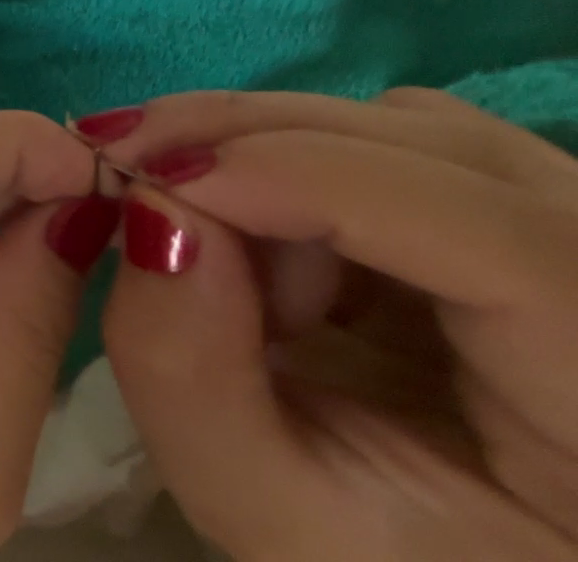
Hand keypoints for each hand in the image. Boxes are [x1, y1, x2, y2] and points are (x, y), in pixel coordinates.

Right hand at [90, 89, 577, 559]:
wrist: (428, 547)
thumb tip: (147, 214)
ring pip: (408, 125)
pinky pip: (384, 138)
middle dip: (252, 140)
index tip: (148, 183)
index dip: (319, 185)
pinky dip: (278, 158)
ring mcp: (571, 237)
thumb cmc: (363, 552)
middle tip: (113, 163)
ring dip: (258, 150)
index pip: (512, 247)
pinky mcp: (503, 214)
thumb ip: (187, 372)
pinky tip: (243, 227)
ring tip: (189, 232)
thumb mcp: (257, 501)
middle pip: (449, 152)